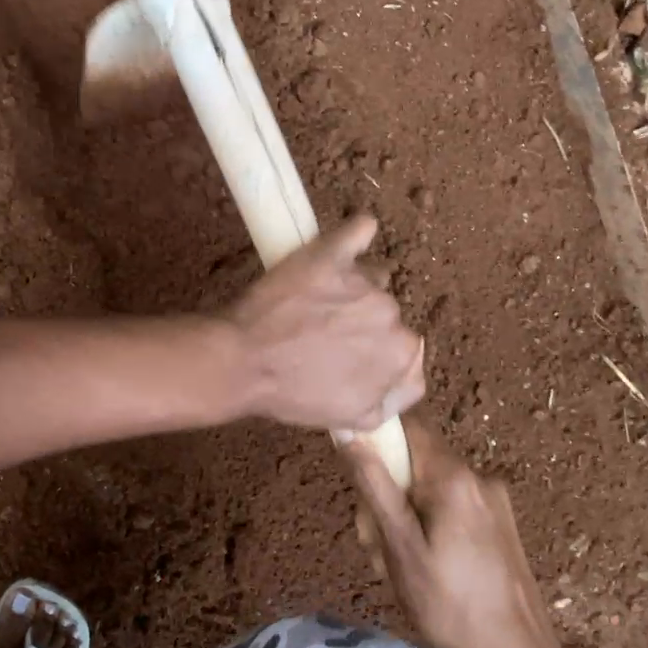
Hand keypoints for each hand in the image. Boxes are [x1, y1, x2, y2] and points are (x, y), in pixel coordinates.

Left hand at [230, 215, 423, 431]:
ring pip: (368, 277)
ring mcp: (360, 283)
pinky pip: (357, 232)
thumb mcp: (351, 417)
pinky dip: (358, 231)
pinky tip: (360, 230)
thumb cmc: (290, 392)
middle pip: (384, 312)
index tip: (348, 354)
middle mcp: (391, 317)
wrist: (242, 361)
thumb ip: (389, 401)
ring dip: (350, 284)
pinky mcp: (329, 256)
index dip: (375, 353)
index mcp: (403, 358)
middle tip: (320, 329)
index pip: (405, 351)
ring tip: (313, 300)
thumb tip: (401, 382)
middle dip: (359, 320)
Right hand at [344, 418, 576, 647]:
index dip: (373, 437)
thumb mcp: (398, 543)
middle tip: (375, 539)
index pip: (404, 424)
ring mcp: (494, 505)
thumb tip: (344, 427)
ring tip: (397, 562)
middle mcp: (479, 479)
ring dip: (403, 516)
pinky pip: (449, 510)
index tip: (356, 471)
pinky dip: (427, 529)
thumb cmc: (449, 604)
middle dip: (385, 492)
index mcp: (454, 476)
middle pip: (413, 461)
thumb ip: (371, 481)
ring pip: (428, 489)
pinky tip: (424, 568)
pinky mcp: (500, 529)